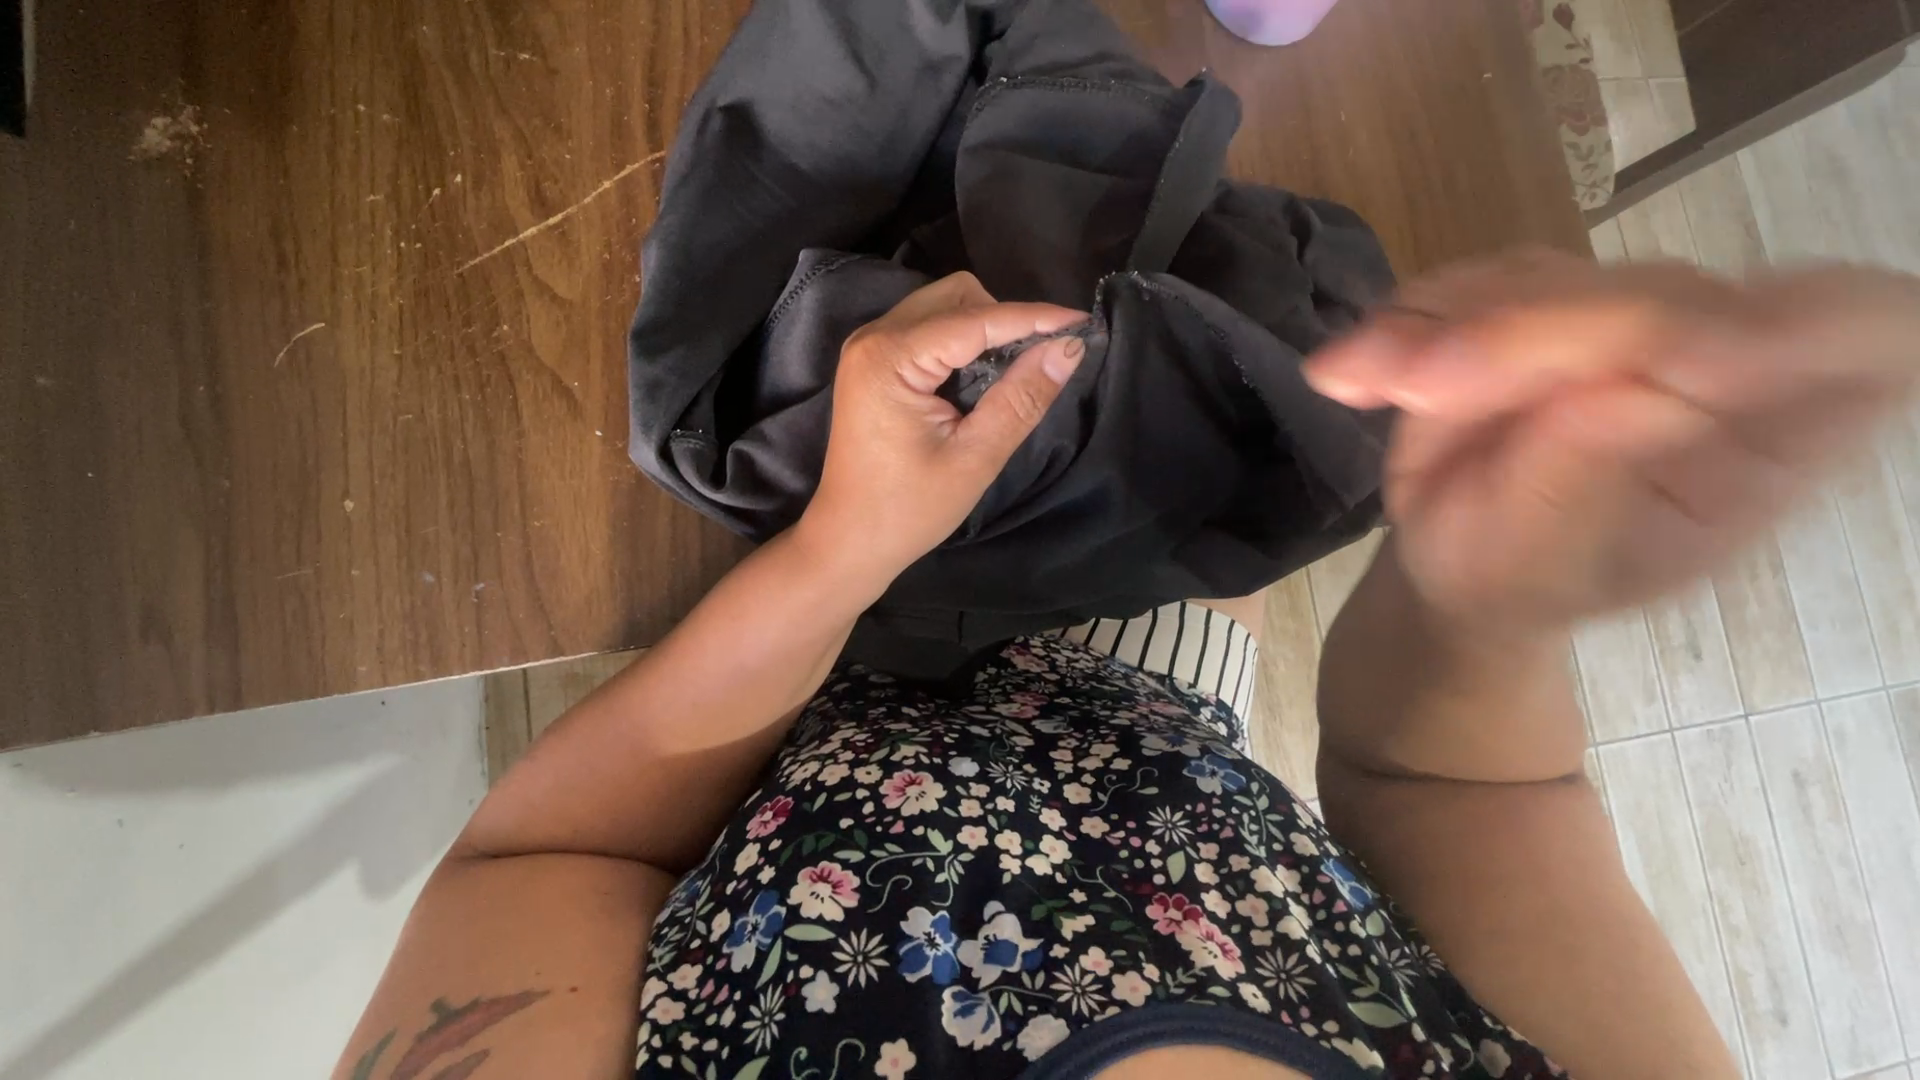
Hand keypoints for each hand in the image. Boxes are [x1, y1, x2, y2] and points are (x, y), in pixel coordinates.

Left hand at [794, 272, 1086, 591]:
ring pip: (942, 306)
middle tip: (1033, 363)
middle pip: (956, 296)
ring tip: (1005, 376)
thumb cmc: (909, 509)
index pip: (975, 319)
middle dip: (1003, 320)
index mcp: (890, 359)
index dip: (1033, 317)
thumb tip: (1069, 348)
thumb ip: (1022, 398)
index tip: (1083, 322)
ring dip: (982, 329)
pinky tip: (975, 380)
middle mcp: (873, 338)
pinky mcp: (871, 362)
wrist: (850, 540)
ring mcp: (867, 347)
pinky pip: (927, 328)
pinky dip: (960, 341)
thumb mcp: (975, 457)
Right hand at [1304, 249, 1919, 630]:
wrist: (1445, 560)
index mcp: (1773, 433)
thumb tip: (1604, 401)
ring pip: (1546, 275)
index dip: (1778, 326)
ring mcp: (1614, 320)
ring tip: (1352, 377)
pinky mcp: (1526, 303)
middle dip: (1526, 335)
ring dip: (1438, 321)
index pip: (1849, 334)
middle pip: (1654, 297)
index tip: (1663, 361)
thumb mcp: (1537, 572)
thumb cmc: (1507, 586)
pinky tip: (1350, 369)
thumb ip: (1575, 493)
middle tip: (1414, 384)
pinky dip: (1399, 321)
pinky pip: (1467, 285)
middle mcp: (1713, 356)